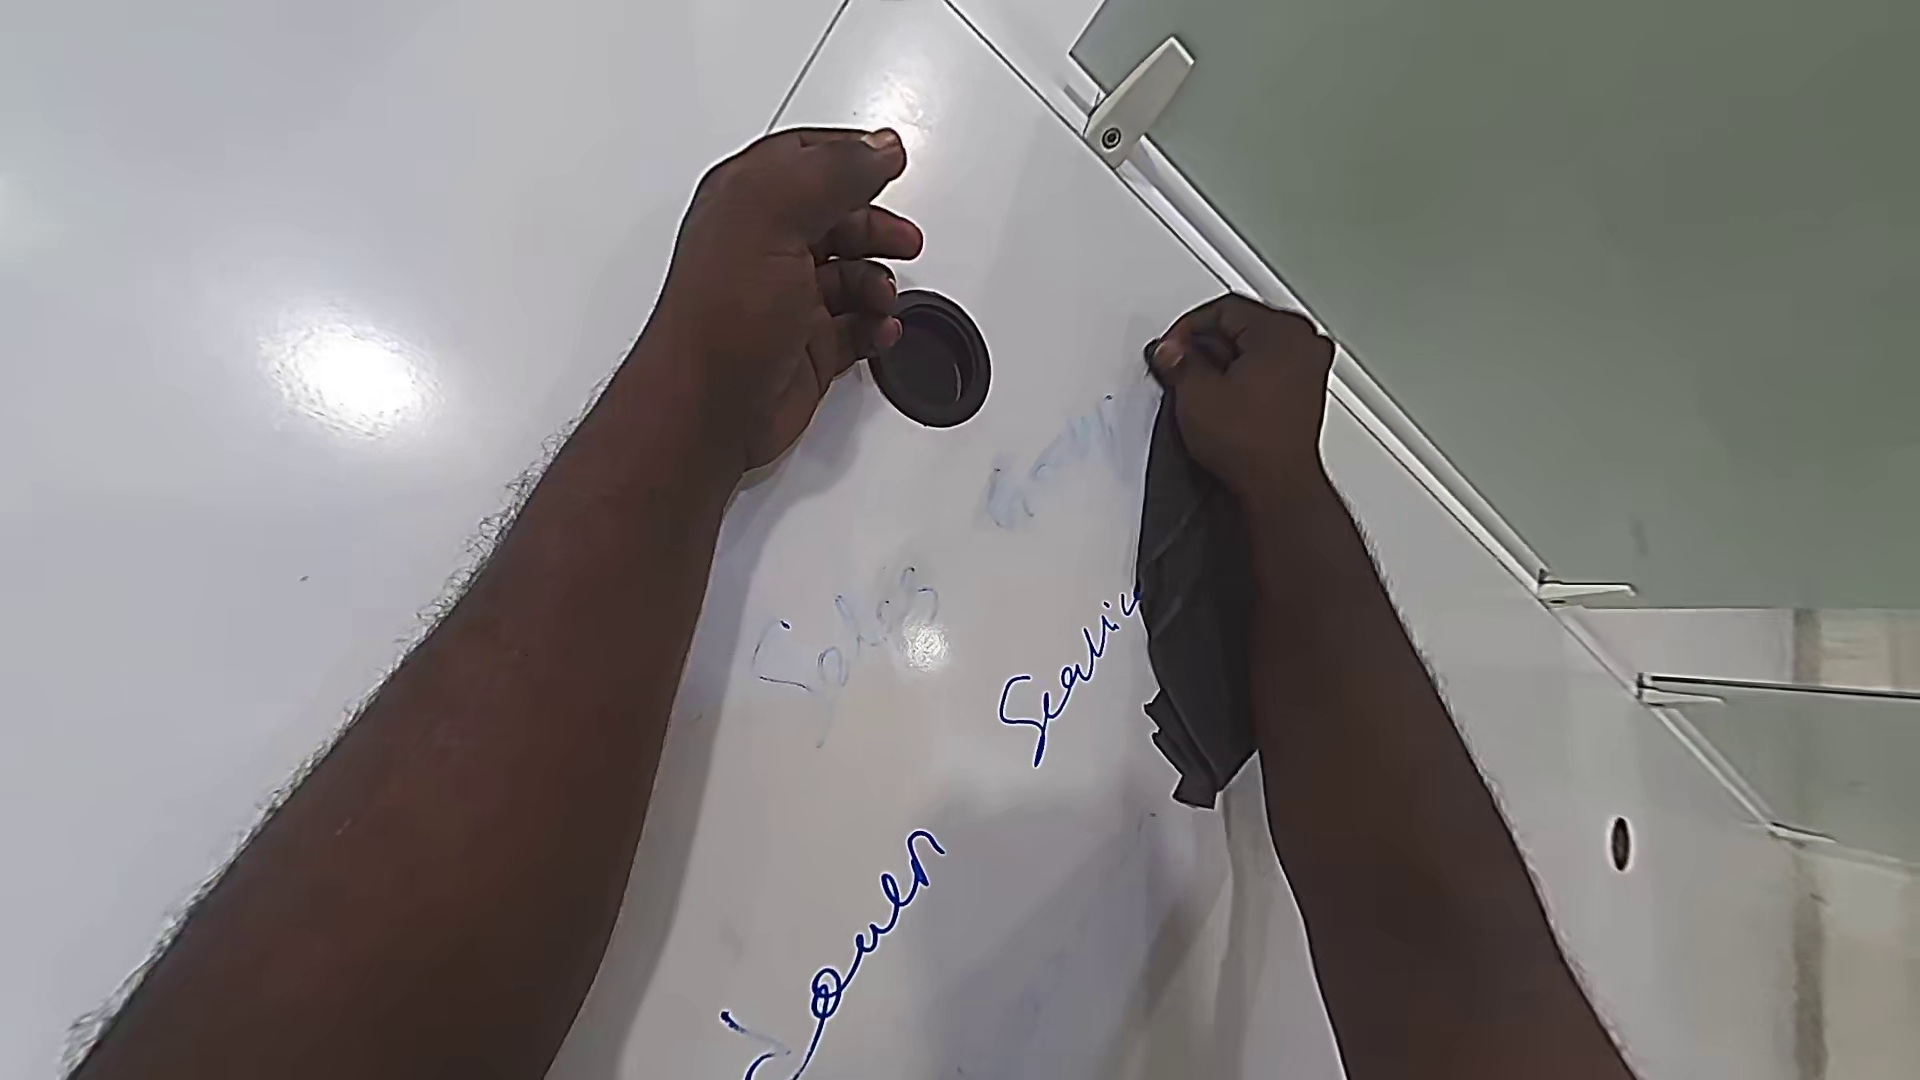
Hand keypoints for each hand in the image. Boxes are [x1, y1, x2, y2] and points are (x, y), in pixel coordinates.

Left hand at [645, 128, 924, 469]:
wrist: (715, 407)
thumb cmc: (726, 321)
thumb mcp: (774, 220)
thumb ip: (830, 174)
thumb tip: (879, 149)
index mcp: (750, 204)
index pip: (807, 162)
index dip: (853, 157)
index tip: (891, 159)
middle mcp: (770, 250)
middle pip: (837, 222)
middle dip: (875, 227)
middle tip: (903, 238)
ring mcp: (790, 302)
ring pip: (852, 279)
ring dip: (878, 284)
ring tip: (883, 298)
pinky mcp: (809, 347)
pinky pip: (856, 329)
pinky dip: (876, 328)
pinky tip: (882, 330)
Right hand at [1147, 294, 1334, 499]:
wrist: (1275, 483)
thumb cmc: (1250, 443)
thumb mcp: (1196, 394)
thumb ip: (1179, 363)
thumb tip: (1170, 351)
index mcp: (1282, 332)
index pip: (1225, 309)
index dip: (1188, 327)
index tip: (1170, 348)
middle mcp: (1303, 344)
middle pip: (1242, 325)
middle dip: (1205, 343)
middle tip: (1178, 363)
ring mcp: (1308, 369)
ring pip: (1254, 348)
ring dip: (1222, 361)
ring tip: (1197, 386)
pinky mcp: (1303, 394)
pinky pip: (1267, 369)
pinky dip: (1241, 376)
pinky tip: (1220, 398)